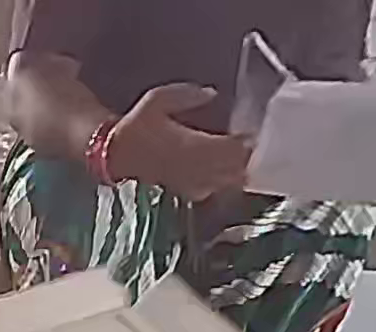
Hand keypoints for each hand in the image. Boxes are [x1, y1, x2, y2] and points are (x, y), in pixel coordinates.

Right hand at [104, 84, 250, 200]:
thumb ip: (189, 96)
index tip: (256, 136)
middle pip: (230, 170)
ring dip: (237, 175)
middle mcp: (191, 169)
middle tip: (259, 152)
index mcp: (188, 145)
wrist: (116, 155)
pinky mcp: (183, 191)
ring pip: (222, 183)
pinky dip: (222, 184)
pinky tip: (229, 177)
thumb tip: (213, 94)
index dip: (244, 145)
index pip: (227, 149)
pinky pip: (210, 191)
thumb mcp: (159, 98)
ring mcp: (187, 183)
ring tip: (248, 165)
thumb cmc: (136, 125)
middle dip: (245, 162)